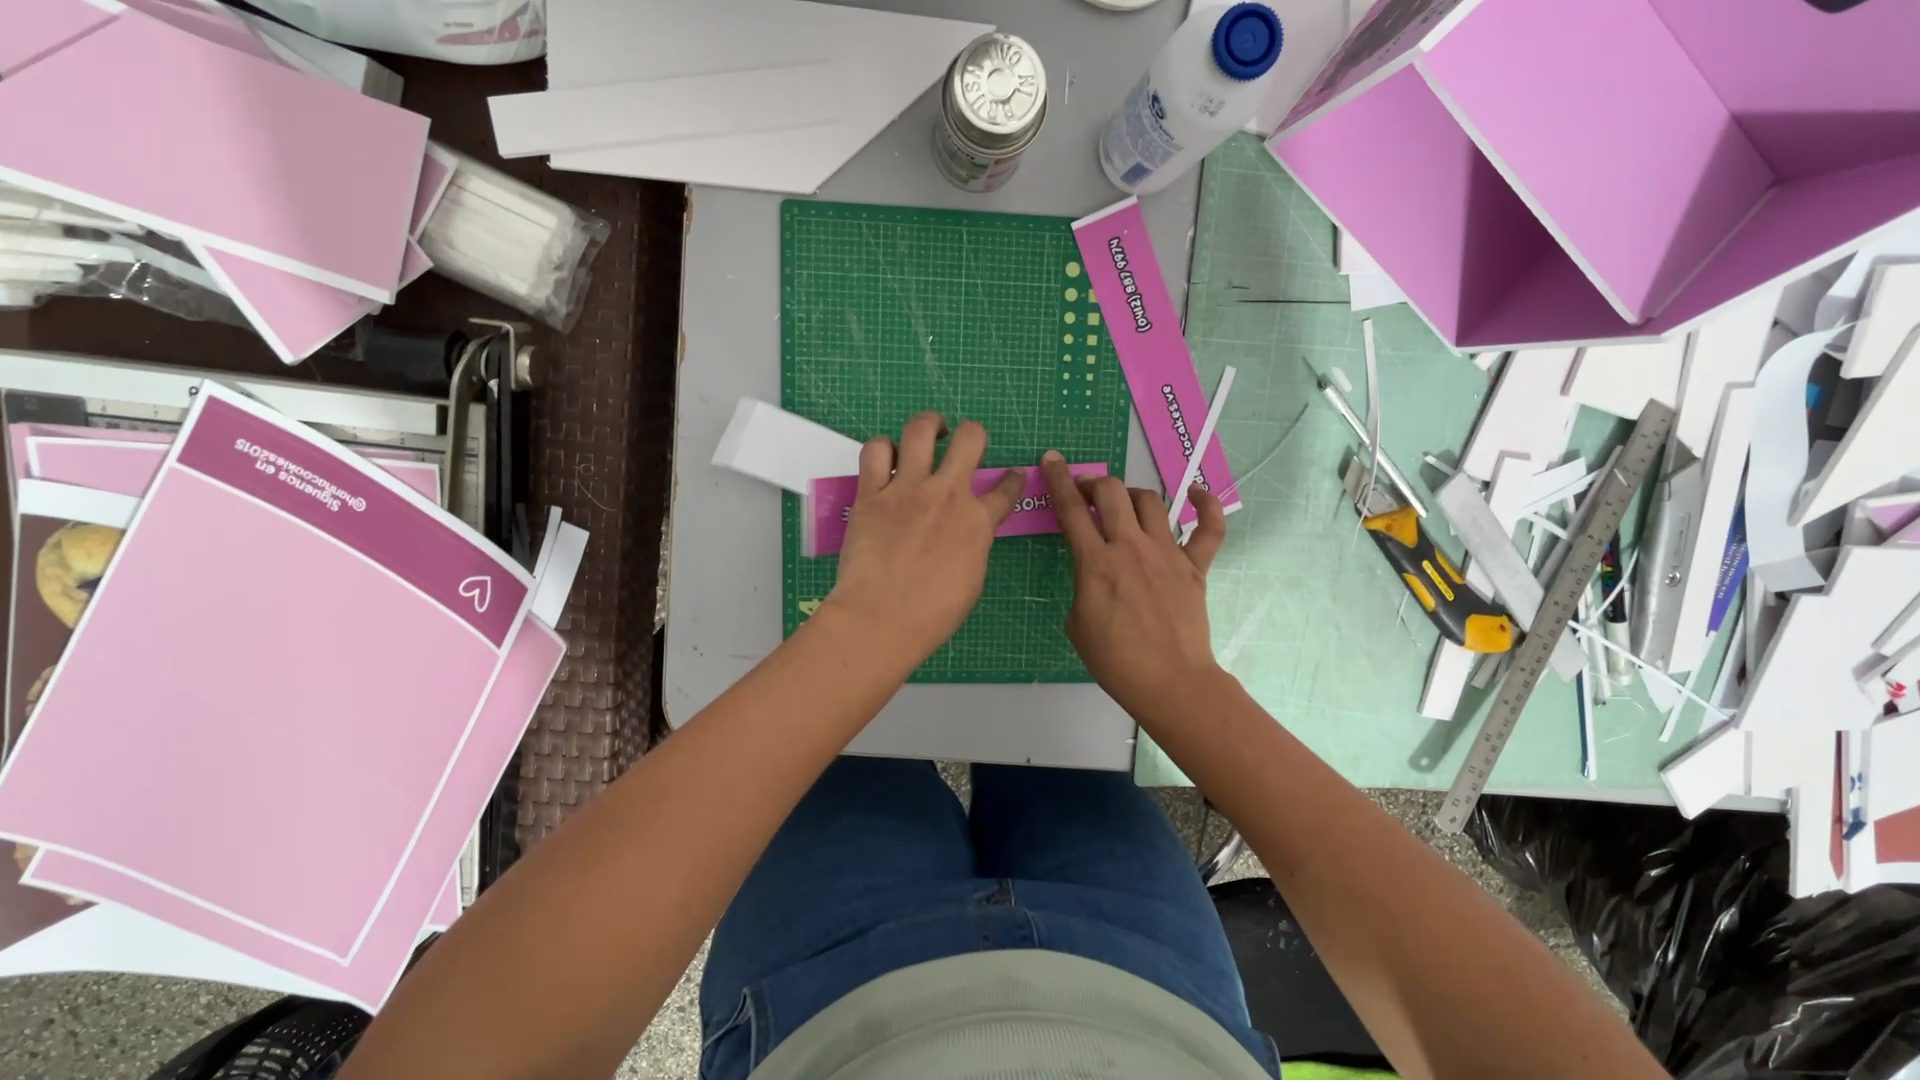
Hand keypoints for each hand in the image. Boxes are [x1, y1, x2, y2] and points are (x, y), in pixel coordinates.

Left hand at [823, 412, 1025, 664]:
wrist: (881, 617)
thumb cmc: (931, 615)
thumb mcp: (972, 581)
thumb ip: (973, 546)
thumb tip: (968, 534)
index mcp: (978, 522)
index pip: (1006, 491)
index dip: (1013, 481)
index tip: (1012, 476)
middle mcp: (947, 495)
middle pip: (970, 440)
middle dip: (972, 434)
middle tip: (964, 444)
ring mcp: (908, 489)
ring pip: (921, 430)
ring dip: (929, 424)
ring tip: (929, 432)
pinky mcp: (871, 493)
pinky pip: (875, 451)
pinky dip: (882, 447)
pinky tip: (886, 456)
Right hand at [1042, 452, 1228, 723]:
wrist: (1170, 682)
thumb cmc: (1116, 661)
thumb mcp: (1077, 625)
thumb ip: (1083, 589)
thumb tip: (1096, 578)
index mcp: (1096, 563)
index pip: (1071, 510)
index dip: (1058, 481)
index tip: (1052, 460)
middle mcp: (1131, 547)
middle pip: (1111, 493)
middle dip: (1094, 483)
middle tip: (1086, 492)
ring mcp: (1167, 553)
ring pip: (1150, 501)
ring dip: (1132, 494)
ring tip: (1124, 504)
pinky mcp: (1195, 567)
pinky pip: (1208, 528)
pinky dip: (1206, 505)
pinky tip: (1197, 494)